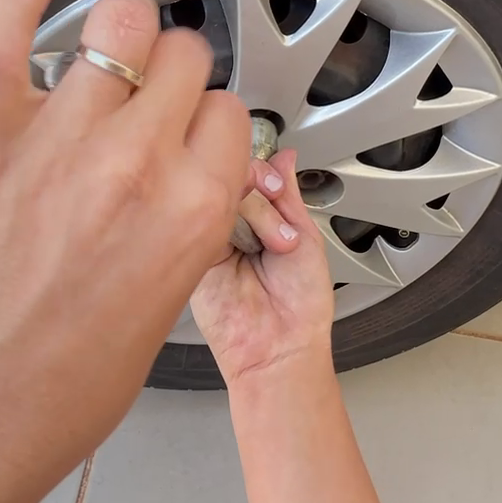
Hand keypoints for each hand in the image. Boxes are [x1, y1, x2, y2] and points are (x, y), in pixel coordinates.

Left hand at [0, 0, 253, 468]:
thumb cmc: (76, 372)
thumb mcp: (175, 288)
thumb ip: (193, 209)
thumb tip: (197, 155)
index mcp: (195, 208)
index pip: (230, 110)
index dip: (211, 117)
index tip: (190, 127)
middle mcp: (139, 164)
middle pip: (186, 57)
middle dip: (175, 70)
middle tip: (149, 93)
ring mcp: (65, 144)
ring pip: (120, 27)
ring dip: (123, 31)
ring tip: (108, 48)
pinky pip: (7, 43)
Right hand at [191, 150, 335, 382]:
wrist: (282, 347)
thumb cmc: (302, 305)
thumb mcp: (305, 237)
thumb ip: (288, 193)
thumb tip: (286, 154)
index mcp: (265, 217)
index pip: (253, 172)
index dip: (263, 173)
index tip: (277, 189)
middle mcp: (238, 224)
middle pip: (235, 179)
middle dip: (262, 199)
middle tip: (278, 231)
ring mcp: (215, 237)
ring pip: (222, 197)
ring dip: (253, 218)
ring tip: (266, 249)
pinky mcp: (196, 254)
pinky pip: (202, 222)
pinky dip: (224, 227)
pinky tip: (240, 248)